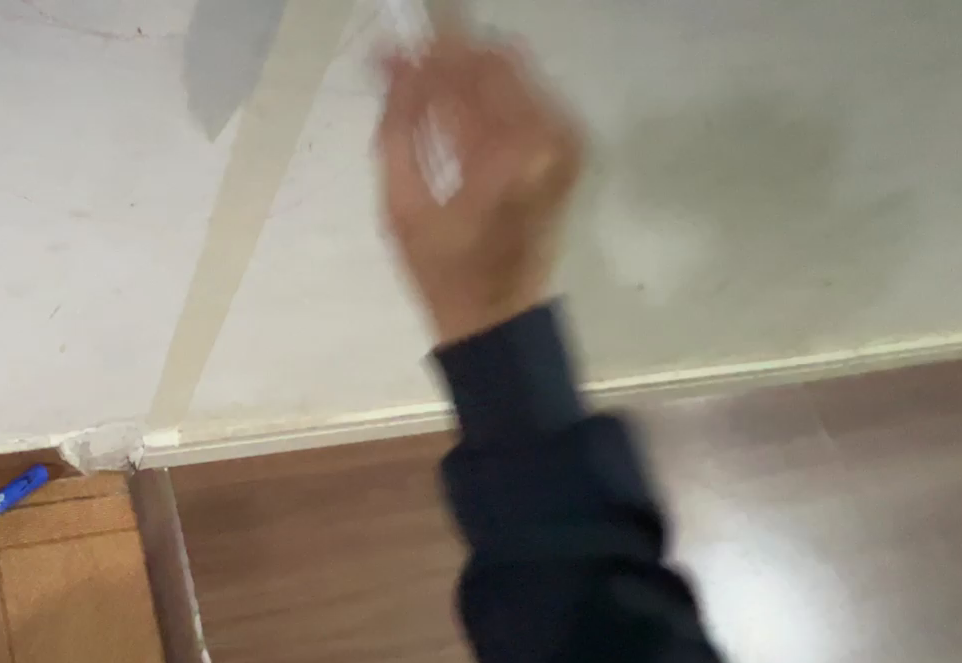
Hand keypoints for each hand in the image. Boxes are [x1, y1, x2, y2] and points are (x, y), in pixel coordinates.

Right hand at [378, 30, 583, 345]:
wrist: (494, 317)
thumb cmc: (440, 274)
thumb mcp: (401, 210)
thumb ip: (397, 131)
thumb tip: (394, 65)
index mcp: (505, 155)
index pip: (463, 72)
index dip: (424, 54)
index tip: (390, 48)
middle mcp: (548, 135)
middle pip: (495, 61)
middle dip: (447, 60)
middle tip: (406, 73)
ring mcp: (566, 140)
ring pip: (513, 75)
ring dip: (467, 80)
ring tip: (428, 108)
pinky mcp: (571, 147)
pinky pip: (527, 99)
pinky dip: (490, 101)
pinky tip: (459, 127)